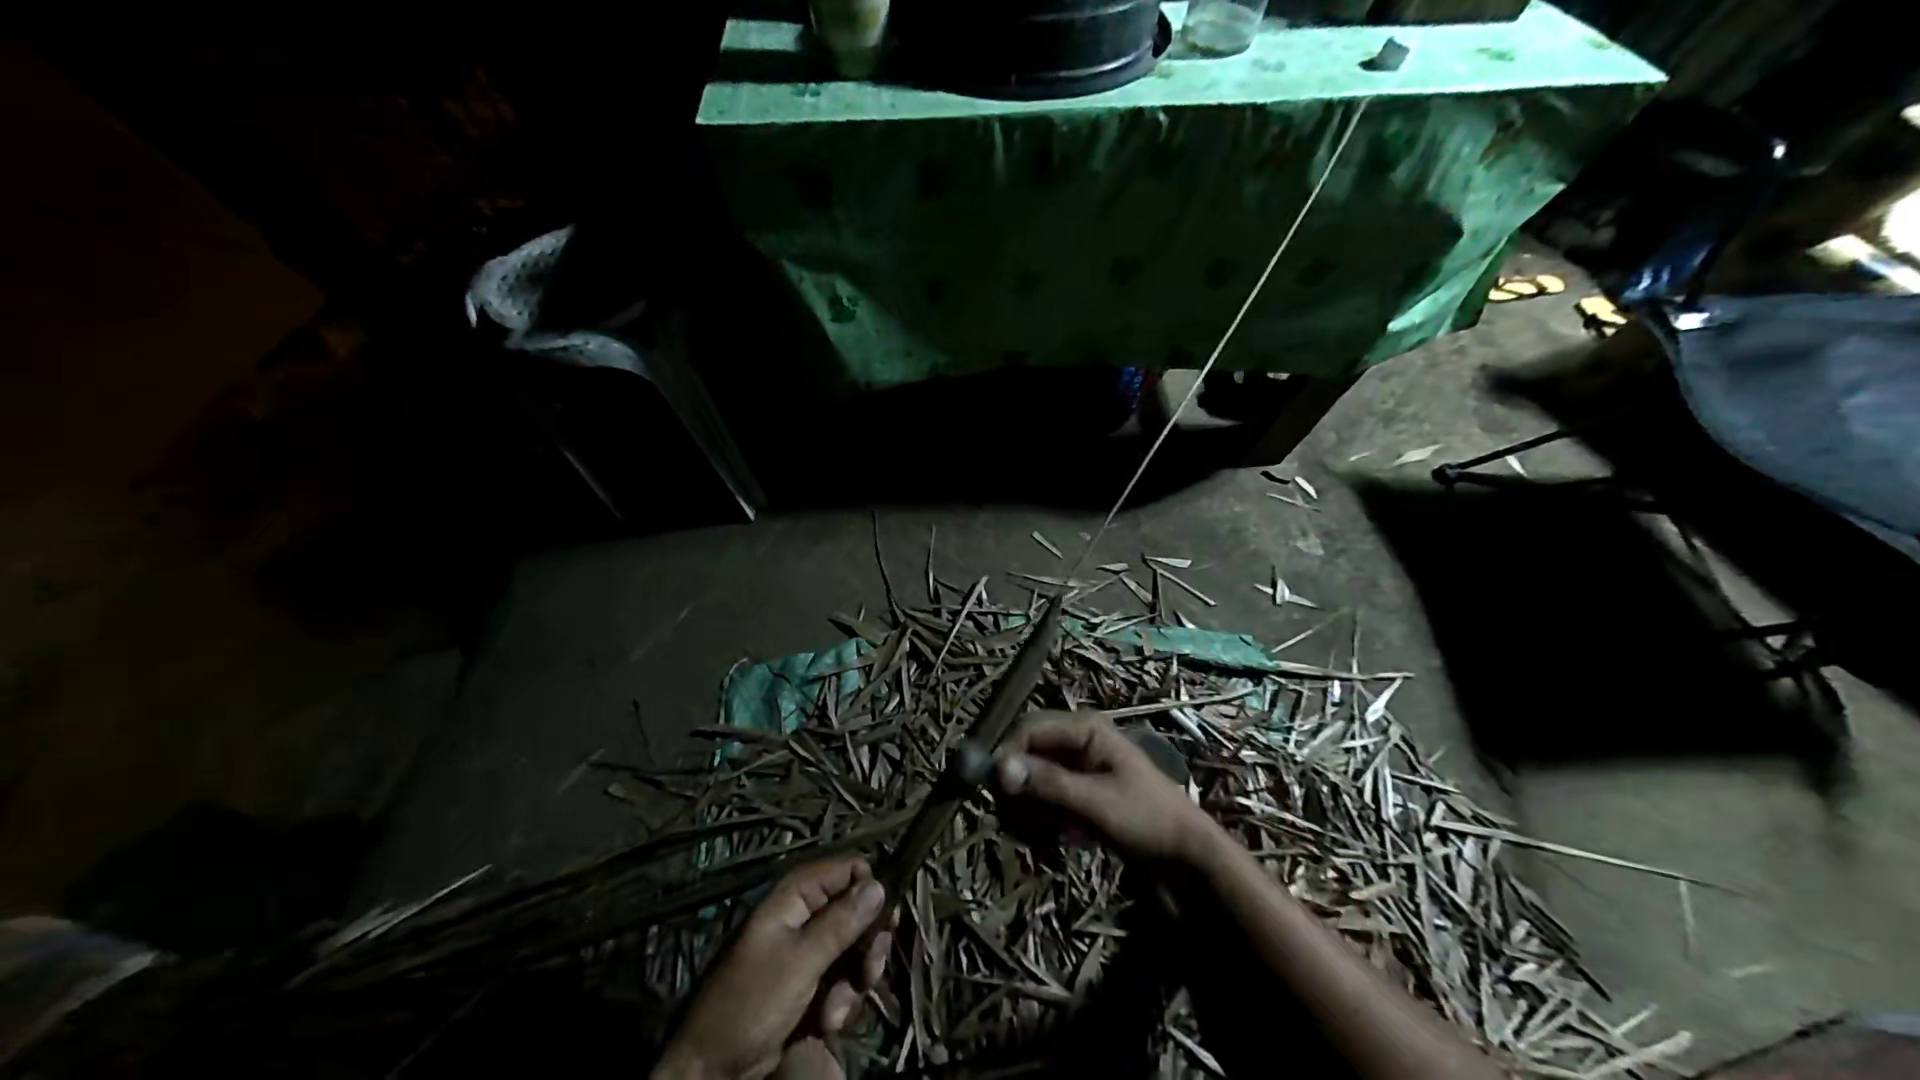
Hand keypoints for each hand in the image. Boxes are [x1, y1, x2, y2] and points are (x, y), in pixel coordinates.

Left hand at [654, 856, 892, 1079]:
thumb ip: (842, 922)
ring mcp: (809, 948)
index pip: (851, 870)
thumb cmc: (751, 1002)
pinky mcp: (811, 980)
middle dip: (866, 949)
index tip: (883, 926)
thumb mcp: (800, 961)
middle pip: (860, 911)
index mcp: (797, 894)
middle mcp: (806, 913)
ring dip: (852, 984)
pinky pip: (844, 979)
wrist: (714, 1066)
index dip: (871, 894)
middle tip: (867, 975)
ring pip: (855, 950)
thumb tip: (880, 884)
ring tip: (834, 1014)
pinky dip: (841, 1002)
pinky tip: (826, 1024)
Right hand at [993, 712, 1219, 863]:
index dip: (1007, 756)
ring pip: (1032, 783)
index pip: (1029, 729)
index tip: (995, 792)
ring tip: (1041, 840)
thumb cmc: (1148, 821)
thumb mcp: (1096, 802)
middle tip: (1016, 824)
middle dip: (1017, 790)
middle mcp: (1079, 744)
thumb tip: (998, 768)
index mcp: (1086, 731)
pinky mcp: (1081, 797)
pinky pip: (1045, 802)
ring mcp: (1080, 771)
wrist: (1190, 860)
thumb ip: (1048, 783)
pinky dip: (1042, 822)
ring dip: (1028, 811)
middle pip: (1026, 756)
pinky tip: (1055, 843)